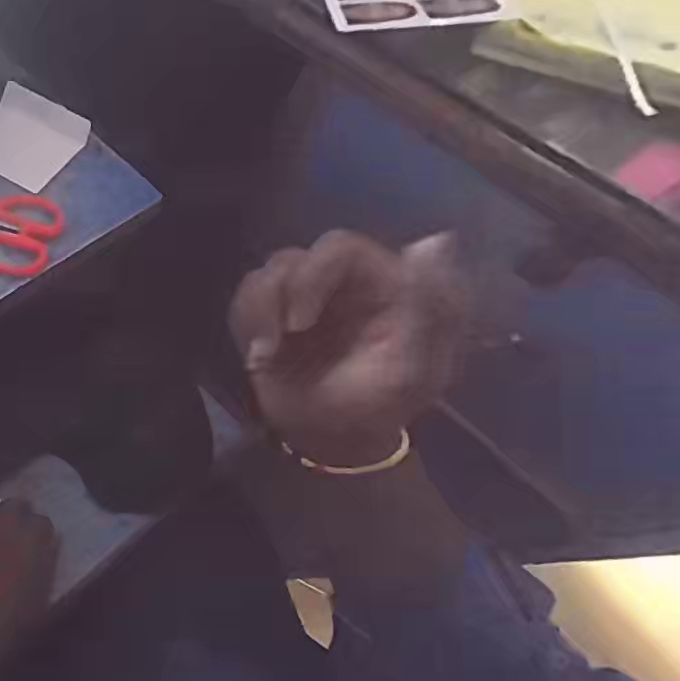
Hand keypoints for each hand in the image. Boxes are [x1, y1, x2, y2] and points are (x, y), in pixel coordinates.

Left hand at [0, 498, 57, 680]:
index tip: (40, 549)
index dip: (41, 536)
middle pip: (14, 505)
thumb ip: (46, 571)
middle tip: (16, 542)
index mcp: (30, 541)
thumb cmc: (5, 633)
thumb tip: (46, 553)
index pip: (43, 522)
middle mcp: (0, 525)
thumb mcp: (40, 607)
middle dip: (18, 518)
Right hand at [229, 230, 464, 464]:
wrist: (333, 440)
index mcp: (382, 283)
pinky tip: (260, 355)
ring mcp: (301, 297)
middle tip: (276, 343)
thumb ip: (430, 306)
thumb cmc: (380, 406)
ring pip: (263, 276)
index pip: (340, 249)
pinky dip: (246, 323)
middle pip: (292, 258)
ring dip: (259, 315)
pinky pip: (244, 297)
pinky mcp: (269, 315)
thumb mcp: (416, 367)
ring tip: (267, 354)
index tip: (299, 325)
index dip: (311, 275)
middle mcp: (340, 282)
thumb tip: (435, 239)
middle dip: (279, 298)